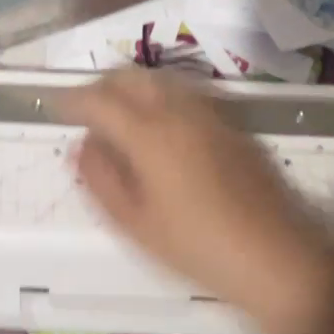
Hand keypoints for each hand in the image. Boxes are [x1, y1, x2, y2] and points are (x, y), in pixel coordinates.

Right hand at [58, 69, 333, 333]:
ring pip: (158, 78)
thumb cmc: (198, 246)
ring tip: (120, 114)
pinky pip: (185, 90)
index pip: (98, 99)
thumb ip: (101, 179)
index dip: (72, 99)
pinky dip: (160, 94)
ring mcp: (208, 111)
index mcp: (148, 133)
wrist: (277, 256)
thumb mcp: (136, 224)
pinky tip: (160, 122)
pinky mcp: (230, 120)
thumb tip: (81, 145)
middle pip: (129, 76)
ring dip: (131, 86)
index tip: (56, 106)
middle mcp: (177, 109)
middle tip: (86, 110)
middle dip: (101, 86)